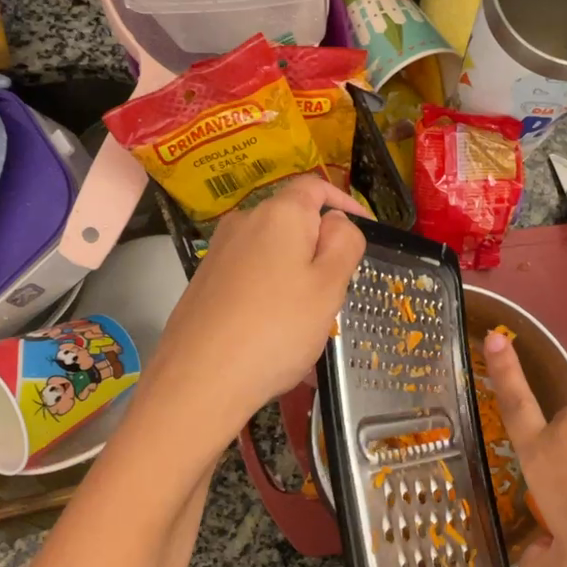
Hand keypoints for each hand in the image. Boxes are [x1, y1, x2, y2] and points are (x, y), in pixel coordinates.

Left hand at [143, 176, 368, 433]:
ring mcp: (218, 254)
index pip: (315, 187)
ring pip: (272, 256)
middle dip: (319, 250)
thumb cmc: (276, 330)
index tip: (366, 228)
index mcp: (279, 214)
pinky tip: (278, 342)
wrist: (200, 379)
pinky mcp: (204, 285)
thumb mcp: (329, 287)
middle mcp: (243, 223)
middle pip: (293, 223)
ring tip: (309, 326)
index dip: (344, 201)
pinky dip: (271, 299)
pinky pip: (251, 281)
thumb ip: (344, 245)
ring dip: (296, 280)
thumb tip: (337, 221)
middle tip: (338, 292)